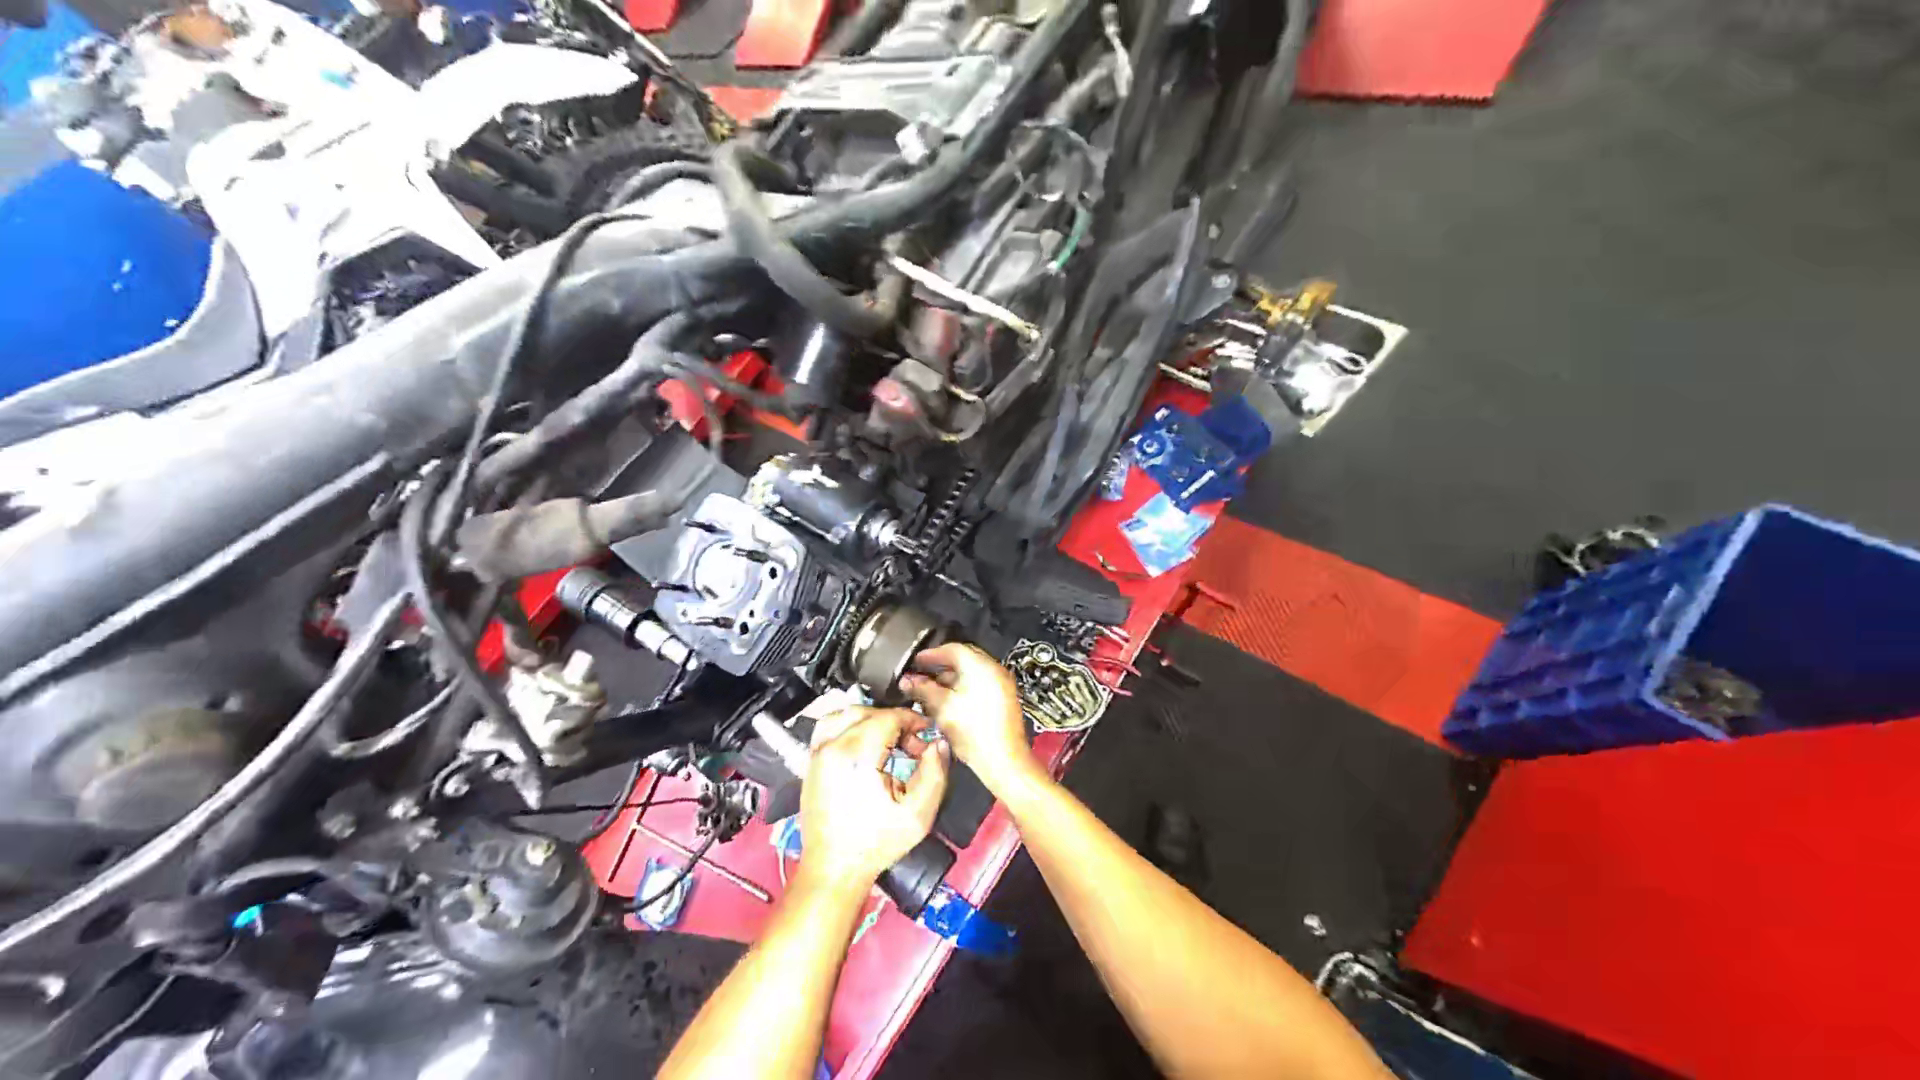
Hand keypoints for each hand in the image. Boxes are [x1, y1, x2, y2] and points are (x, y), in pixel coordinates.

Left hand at [798, 706, 948, 891]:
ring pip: (845, 713)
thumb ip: (934, 773)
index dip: (913, 721)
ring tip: (888, 741)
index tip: (926, 735)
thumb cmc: (874, 844)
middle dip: (895, 721)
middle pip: (869, 712)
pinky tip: (864, 744)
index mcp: (857, 756)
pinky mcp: (810, 762)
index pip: (889, 717)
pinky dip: (849, 726)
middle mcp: (832, 747)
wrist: (834, 868)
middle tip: (911, 744)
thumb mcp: (918, 814)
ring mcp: (817, 753)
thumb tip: (937, 744)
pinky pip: (828, 727)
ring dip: (871, 719)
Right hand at [900, 643, 1042, 795]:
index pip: (953, 649)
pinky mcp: (1003, 699)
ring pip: (970, 673)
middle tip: (921, 674)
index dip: (931, 654)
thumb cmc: (975, 733)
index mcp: (981, 666)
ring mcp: (1001, 685)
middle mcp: (994, 670)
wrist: (1003, 760)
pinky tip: (947, 702)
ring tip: (930, 690)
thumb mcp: (942, 707)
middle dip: (940, 666)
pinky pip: (979, 685)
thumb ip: (923, 689)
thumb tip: (908, 680)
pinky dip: (962, 688)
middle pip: (963, 659)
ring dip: (950, 678)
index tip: (916, 661)